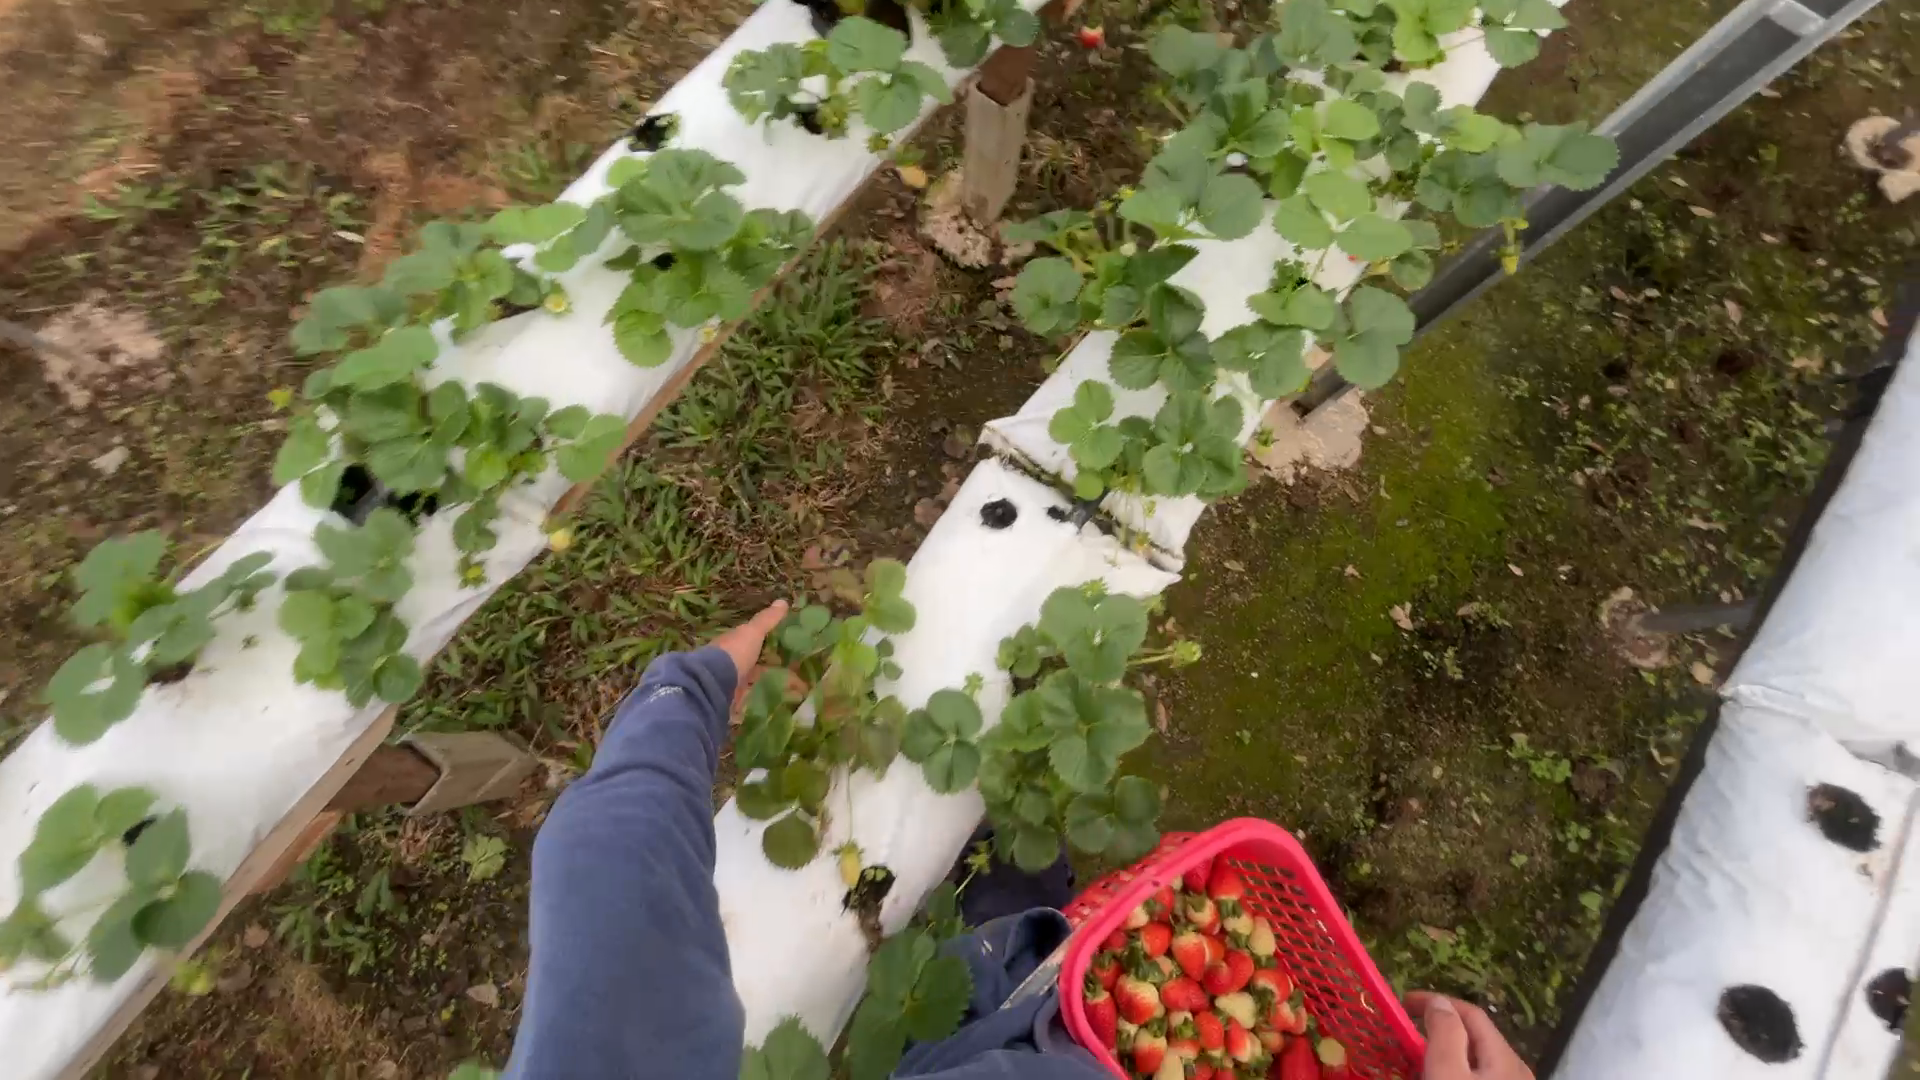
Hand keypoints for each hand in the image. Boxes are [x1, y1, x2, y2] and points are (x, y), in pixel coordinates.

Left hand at [709, 601, 789, 719]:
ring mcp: (729, 683)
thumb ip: (767, 620)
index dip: (765, 642)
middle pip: (752, 663)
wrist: (713, 684)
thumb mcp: (753, 633)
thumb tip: (783, 601)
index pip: (750, 641)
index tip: (785, 646)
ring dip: (767, 685)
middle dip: (769, 667)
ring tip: (791, 689)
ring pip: (752, 683)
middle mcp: (729, 663)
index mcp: (732, 643)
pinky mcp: (731, 701)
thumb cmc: (734, 652)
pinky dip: (762, 701)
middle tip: (794, 670)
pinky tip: (777, 703)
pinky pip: (751, 700)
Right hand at [1407, 993, 1531, 1079]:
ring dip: (1449, 1048)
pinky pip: (1480, 1075)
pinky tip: (1446, 1075)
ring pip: (1478, 1058)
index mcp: (1507, 1058)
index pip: (1471, 1012)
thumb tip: (1439, 1001)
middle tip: (1411, 1027)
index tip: (1403, 1003)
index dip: (1435, 1000)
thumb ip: (1445, 1033)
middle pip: (1477, 1035)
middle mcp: (1518, 1071)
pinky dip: (1458, 1068)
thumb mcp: (1448, 1072)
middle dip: (1442, 1024)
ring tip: (1423, 1053)